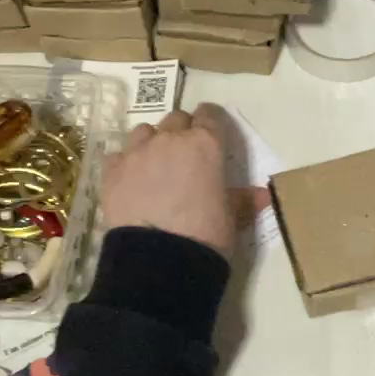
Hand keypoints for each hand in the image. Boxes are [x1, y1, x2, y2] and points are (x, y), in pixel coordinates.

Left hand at [102, 105, 260, 259]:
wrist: (159, 260)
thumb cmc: (205, 235)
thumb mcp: (231, 218)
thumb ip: (243, 200)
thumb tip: (262, 195)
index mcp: (205, 145)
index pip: (210, 115)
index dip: (210, 122)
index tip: (211, 132)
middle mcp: (170, 139)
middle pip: (176, 119)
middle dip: (182, 131)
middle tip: (186, 155)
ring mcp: (137, 152)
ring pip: (144, 131)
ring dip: (152, 142)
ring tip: (155, 165)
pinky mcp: (112, 171)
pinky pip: (119, 155)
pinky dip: (126, 163)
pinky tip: (130, 180)